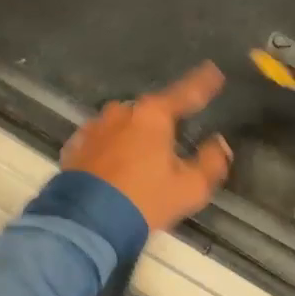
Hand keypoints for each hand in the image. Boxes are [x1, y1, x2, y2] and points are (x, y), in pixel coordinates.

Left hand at [61, 63, 232, 232]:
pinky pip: (101, 142)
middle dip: (161, 125)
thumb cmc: (144, 200)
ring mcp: (95, 127)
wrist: (85, 223)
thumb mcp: (190, 188)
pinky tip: (114, 170)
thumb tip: (220, 144)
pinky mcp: (75, 146)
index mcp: (153, 115)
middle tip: (169, 149)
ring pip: (123, 126)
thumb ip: (211, 163)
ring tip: (139, 164)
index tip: (214, 72)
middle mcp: (123, 112)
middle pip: (151, 112)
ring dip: (133, 138)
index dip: (203, 83)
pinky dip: (110, 151)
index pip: (186, 93)